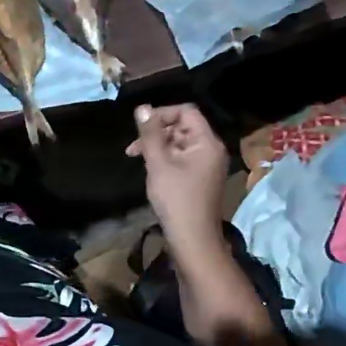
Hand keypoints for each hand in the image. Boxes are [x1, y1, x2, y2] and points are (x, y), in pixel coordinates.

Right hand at [126, 104, 230, 257]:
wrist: (192, 238)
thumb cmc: (176, 198)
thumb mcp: (159, 163)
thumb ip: (150, 134)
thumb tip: (142, 108)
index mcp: (207, 142)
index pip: (186, 112)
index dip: (162, 114)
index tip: (140, 127)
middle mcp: (211, 149)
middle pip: (183, 127)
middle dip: (156, 132)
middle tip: (133, 148)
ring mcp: (207, 165)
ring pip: (180, 143)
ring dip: (157, 146)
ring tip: (136, 158)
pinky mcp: (200, 178)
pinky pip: (182, 158)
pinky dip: (165, 159)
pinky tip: (150, 170)